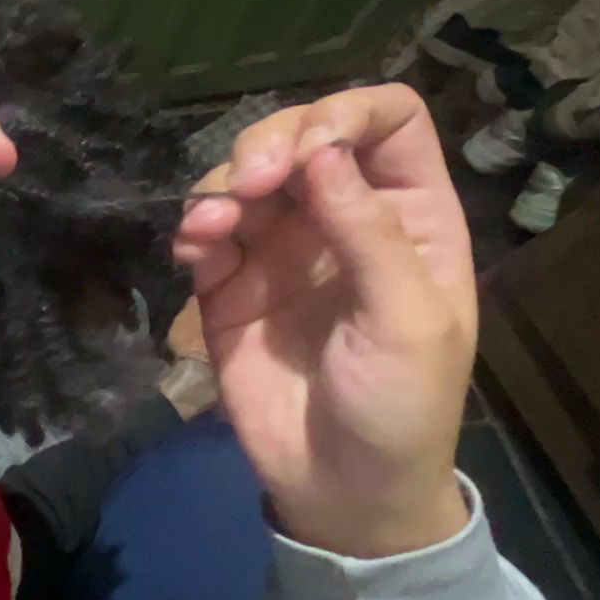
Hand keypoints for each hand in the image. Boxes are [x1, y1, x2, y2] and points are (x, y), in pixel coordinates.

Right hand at [172, 86, 476, 557]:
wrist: (337, 484)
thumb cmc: (399, 404)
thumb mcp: (406, 319)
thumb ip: (367, 233)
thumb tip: (319, 151)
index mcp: (406, 216)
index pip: (384, 125)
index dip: (344, 116)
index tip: (303, 153)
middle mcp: (337, 220)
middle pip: (299, 140)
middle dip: (265, 147)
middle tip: (246, 184)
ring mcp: (276, 253)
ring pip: (239, 184)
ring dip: (217, 190)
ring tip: (207, 229)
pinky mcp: (226, 288)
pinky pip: (204, 238)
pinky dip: (192, 230)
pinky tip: (192, 247)